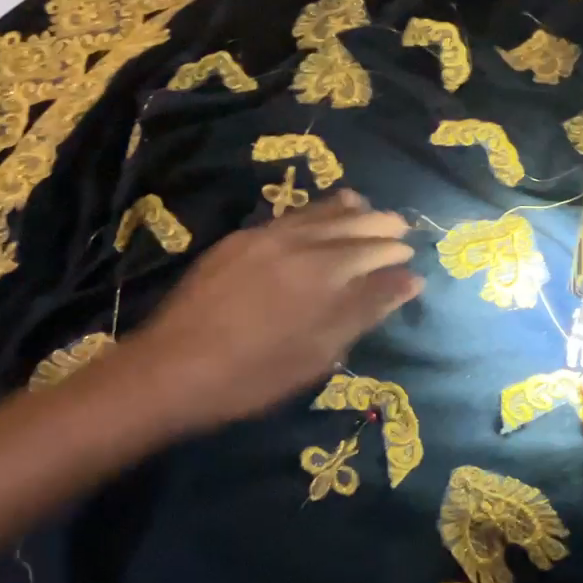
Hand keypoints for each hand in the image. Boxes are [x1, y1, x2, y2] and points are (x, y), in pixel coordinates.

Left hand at [124, 190, 421, 432]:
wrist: (171, 368)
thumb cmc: (252, 375)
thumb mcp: (317, 353)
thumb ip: (363, 310)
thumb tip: (408, 279)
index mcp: (320, 271)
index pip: (369, 251)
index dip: (392, 252)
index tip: (411, 254)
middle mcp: (294, 242)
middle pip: (344, 225)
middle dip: (375, 224)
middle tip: (399, 225)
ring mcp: (260, 238)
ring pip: (313, 214)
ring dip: (343, 211)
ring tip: (363, 207)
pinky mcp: (234, 242)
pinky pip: (285, 218)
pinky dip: (309, 214)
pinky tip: (312, 220)